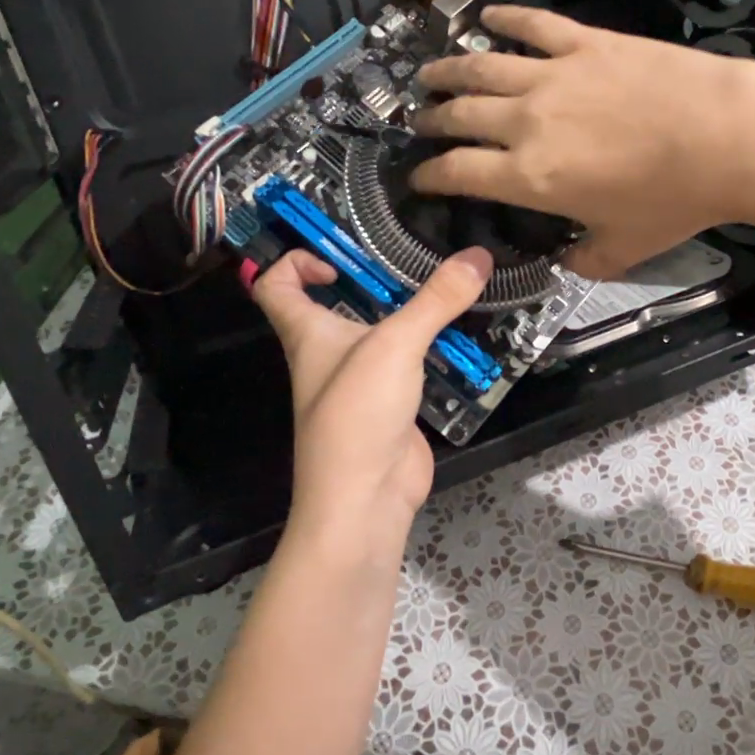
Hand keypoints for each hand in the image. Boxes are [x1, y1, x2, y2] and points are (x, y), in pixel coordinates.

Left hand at [249, 248, 491, 531]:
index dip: (293, 261)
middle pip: (337, 304)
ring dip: (409, 311)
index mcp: (308, 334)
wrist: (366, 500)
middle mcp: (330, 353)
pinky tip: (462, 333)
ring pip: (381, 333)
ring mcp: (363, 381)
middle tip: (415, 255)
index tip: (339, 256)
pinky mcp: (394, 403)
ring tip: (450, 285)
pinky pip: (411, 363)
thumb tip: (479, 255)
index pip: (275, 286)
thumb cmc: (358, 413)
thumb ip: (437, 300)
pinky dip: (432, 345)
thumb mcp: (396, 345)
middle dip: (372, 277)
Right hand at [410, 5, 754, 277]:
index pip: (458, 172)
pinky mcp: (585, 43)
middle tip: (420, 121)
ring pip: (482, 67)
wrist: (727, 136)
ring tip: (430, 74)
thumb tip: (569, 261)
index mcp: (529, 176)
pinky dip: (506, 19)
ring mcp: (553, 76)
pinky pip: (534, 25)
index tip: (418, 177)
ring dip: (449, 71)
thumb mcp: (625, 247)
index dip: (430, 175)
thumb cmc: (675, 200)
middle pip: (460, 115)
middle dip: (432, 121)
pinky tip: (487, 16)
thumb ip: (587, 259)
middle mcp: (526, 122)